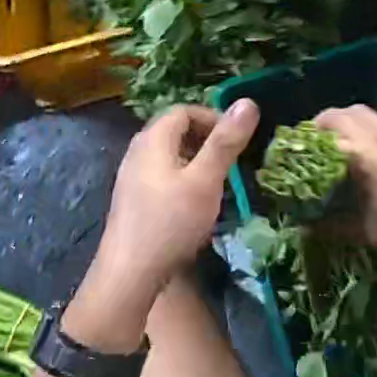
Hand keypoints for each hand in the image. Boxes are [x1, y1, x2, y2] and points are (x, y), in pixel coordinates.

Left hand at [89, 100, 260, 300]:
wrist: (128, 274)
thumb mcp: (205, 181)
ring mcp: (131, 176)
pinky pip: (161, 175)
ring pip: (169, 155)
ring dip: (196, 161)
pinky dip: (183, 179)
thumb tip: (248, 102)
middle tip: (231, 161)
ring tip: (218, 183)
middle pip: (175, 130)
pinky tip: (195, 205)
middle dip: (206, 140)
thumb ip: (225, 142)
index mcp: (153, 139)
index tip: (237, 140)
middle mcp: (137, 151)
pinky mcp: (132, 200)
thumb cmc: (170, 222)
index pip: (184, 110)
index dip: (213, 118)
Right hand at [313, 105, 376, 267]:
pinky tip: (362, 154)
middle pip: (341, 114)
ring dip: (343, 123)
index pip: (322, 135)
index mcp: (364, 153)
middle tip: (311, 146)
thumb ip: (330, 225)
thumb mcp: (364, 231)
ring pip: (361, 113)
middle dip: (321, 125)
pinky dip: (362, 128)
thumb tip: (303, 225)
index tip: (291, 156)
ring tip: (334, 147)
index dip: (303, 143)